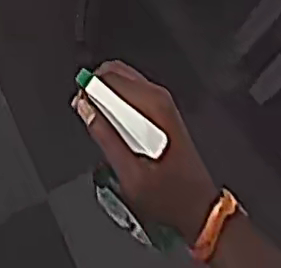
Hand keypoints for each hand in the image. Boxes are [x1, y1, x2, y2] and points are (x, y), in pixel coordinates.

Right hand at [72, 60, 220, 237]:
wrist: (199, 209)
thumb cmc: (170, 195)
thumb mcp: (130, 175)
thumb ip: (104, 137)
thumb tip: (84, 108)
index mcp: (153, 107)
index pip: (109, 76)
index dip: (89, 88)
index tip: (81, 106)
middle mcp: (159, 97)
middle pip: (115, 72)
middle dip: (96, 89)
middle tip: (89, 115)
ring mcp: (161, 101)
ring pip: (121, 80)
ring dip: (106, 97)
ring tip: (105, 129)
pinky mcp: (161, 108)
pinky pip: (130, 92)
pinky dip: (116, 103)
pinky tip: (117, 131)